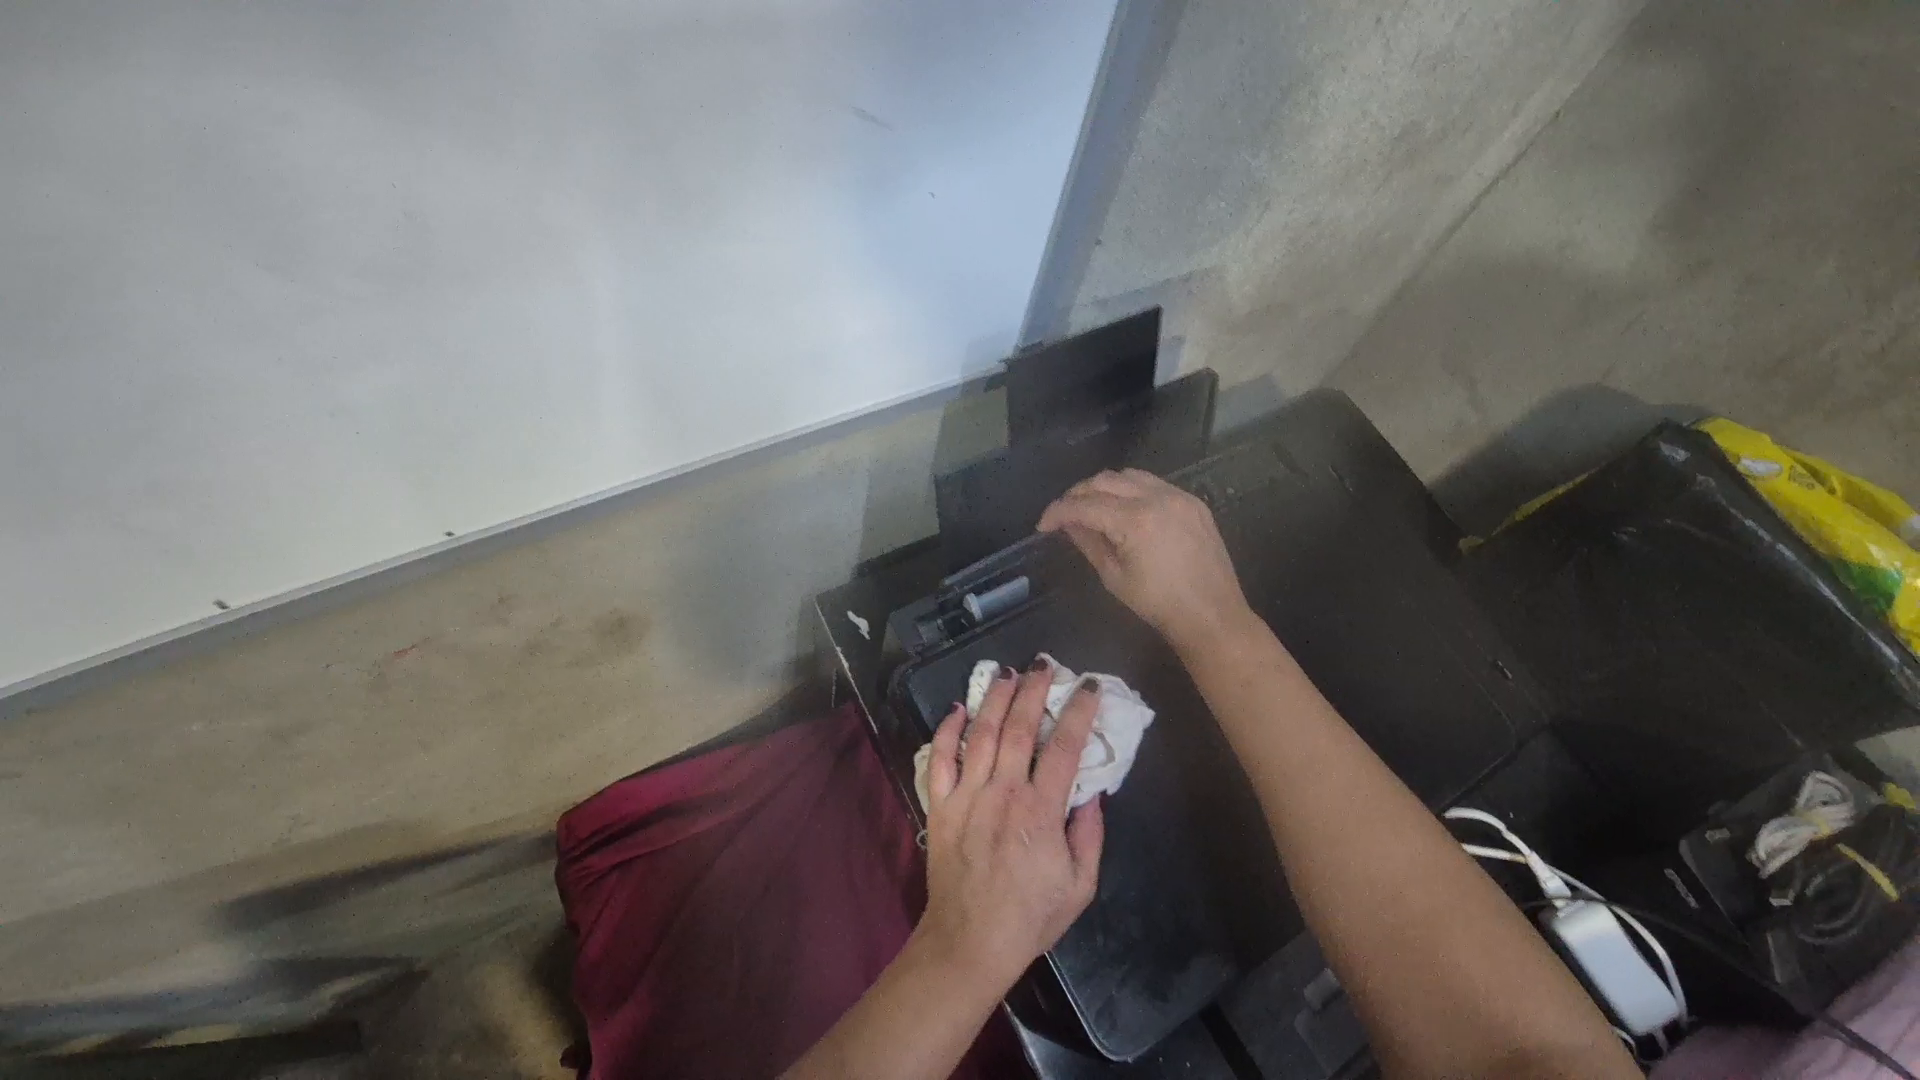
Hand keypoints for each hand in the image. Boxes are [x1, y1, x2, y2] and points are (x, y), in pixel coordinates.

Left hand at [916, 660, 1105, 993]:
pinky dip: (947, 730)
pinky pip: (940, 759)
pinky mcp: (940, 807)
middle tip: (1044, 664)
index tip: (1089, 687)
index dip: (1079, 712)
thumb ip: (1090, 836)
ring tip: (1008, 673)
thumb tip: (1093, 794)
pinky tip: (958, 708)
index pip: (1064, 749)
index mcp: (1041, 812)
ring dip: (995, 699)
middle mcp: (1003, 793)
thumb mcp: (1081, 886)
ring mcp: (967, 796)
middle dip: (1034, 691)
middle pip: (1019, 728)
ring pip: (981, 735)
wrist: (971, 942)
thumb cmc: (1031, 916)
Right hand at [1038, 468, 1254, 652]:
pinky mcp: (1193, 502)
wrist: (1211, 614)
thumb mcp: (1114, 576)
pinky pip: (1154, 484)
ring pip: (1130, 476)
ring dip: (1105, 487)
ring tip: (1092, 507)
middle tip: (1064, 514)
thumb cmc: (1158, 604)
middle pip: (1105, 480)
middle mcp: (1157, 498)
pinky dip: (1132, 490)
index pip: (1084, 505)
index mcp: (1134, 520)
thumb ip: (1088, 543)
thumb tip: (1068, 524)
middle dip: (1078, 494)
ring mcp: (1178, 496)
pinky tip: (1124, 509)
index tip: (1043, 525)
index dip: (1058, 512)